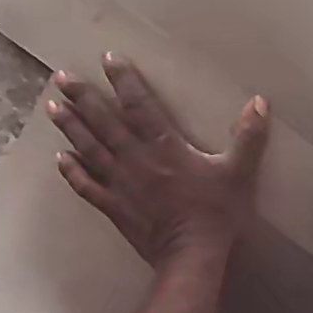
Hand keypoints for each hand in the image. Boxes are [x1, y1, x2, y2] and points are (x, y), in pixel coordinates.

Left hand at [46, 55, 269, 264]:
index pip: (139, 105)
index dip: (124, 81)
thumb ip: (248, 137)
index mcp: (164, 146)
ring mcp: (120, 183)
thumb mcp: (238, 172)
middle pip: (103, 122)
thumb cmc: (215, 212)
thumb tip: (260, 102)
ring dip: (70, 127)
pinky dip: (72, 171)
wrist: (191, 254)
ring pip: (89, 149)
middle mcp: (135, 158)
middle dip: (82, 97)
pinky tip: (59, 158)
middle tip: (61, 78)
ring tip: (52, 107)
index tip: (108, 58)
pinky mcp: (113, 207)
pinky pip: (86, 186)